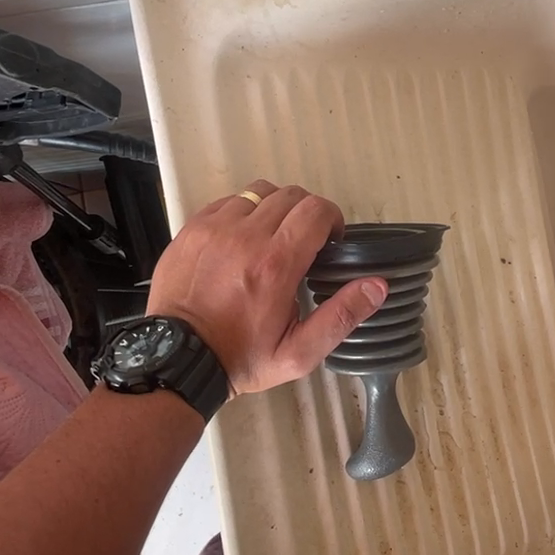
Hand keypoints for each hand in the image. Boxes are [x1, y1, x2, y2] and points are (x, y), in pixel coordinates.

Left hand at [146, 180, 387, 395]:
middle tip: (305, 243)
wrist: (176, 361)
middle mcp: (244, 236)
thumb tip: (377, 285)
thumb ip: (341, 316)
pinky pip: (228, 202)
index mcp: (275, 264)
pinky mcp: (191, 229)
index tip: (330, 242)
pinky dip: (243, 213)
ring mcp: (213, 228)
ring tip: (273, 238)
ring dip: (275, 209)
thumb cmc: (242, 358)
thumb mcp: (299, 353)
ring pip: (259, 192)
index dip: (332, 220)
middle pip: (291, 195)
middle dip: (307, 214)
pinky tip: (242, 241)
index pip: (316, 210)